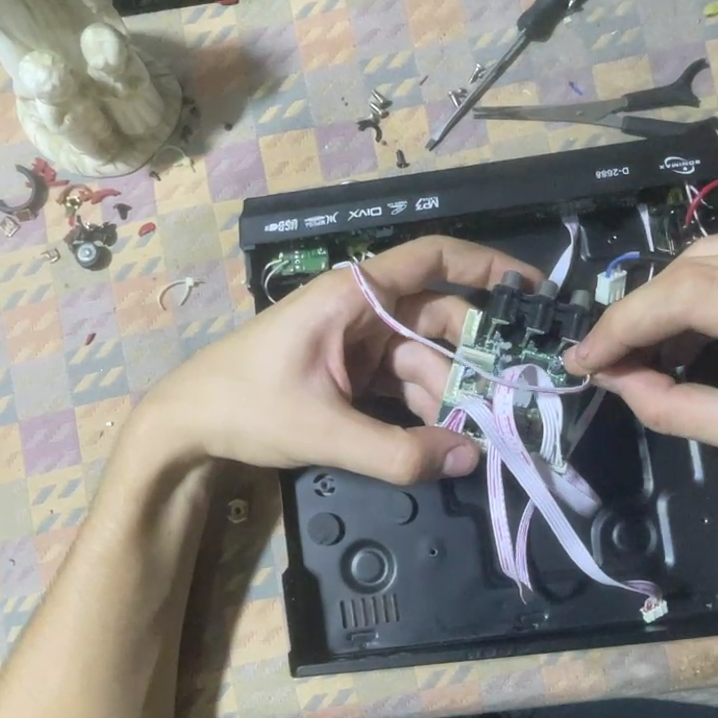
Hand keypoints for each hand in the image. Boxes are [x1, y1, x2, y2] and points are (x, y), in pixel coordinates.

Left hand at [137, 237, 535, 484]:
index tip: (531, 288)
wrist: (187, 426)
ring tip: (475, 438)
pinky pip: (400, 386)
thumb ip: (397, 452)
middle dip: (472, 361)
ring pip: (422, 361)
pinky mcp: (349, 375)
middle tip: (511, 400)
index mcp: (353, 296)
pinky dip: (421, 412)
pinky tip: (440, 443)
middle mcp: (361, 312)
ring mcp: (356, 345)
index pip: (431, 259)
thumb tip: (470, 458)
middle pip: (437, 322)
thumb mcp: (324, 431)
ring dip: (448, 398)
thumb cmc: (245, 406)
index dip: (485, 265)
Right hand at [565, 223, 717, 495]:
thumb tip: (611, 378)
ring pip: (717, 251)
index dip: (627, 321)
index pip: (701, 291)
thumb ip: (679, 408)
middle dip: (641, 314)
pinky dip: (704, 288)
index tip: (585, 358)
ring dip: (668, 300)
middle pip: (702, 264)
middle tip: (610, 363)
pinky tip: (692, 329)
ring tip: (648, 351)